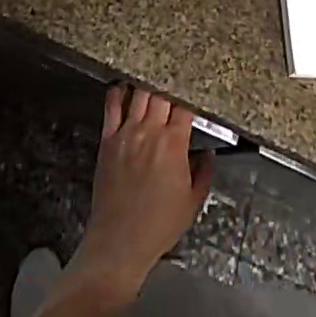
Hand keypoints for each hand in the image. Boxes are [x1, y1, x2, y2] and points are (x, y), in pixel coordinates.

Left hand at [65, 85, 214, 303]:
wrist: (119, 242)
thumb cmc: (156, 226)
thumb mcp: (192, 202)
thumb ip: (203, 173)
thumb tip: (208, 155)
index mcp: (173, 145)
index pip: (184, 106)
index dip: (190, 93)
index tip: (193, 88)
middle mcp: (149, 133)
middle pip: (161, 92)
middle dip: (170, 83)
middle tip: (175, 78)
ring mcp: (126, 134)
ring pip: (138, 93)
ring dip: (147, 83)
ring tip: (153, 74)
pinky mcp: (108, 140)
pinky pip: (111, 106)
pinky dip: (118, 92)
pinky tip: (123, 86)